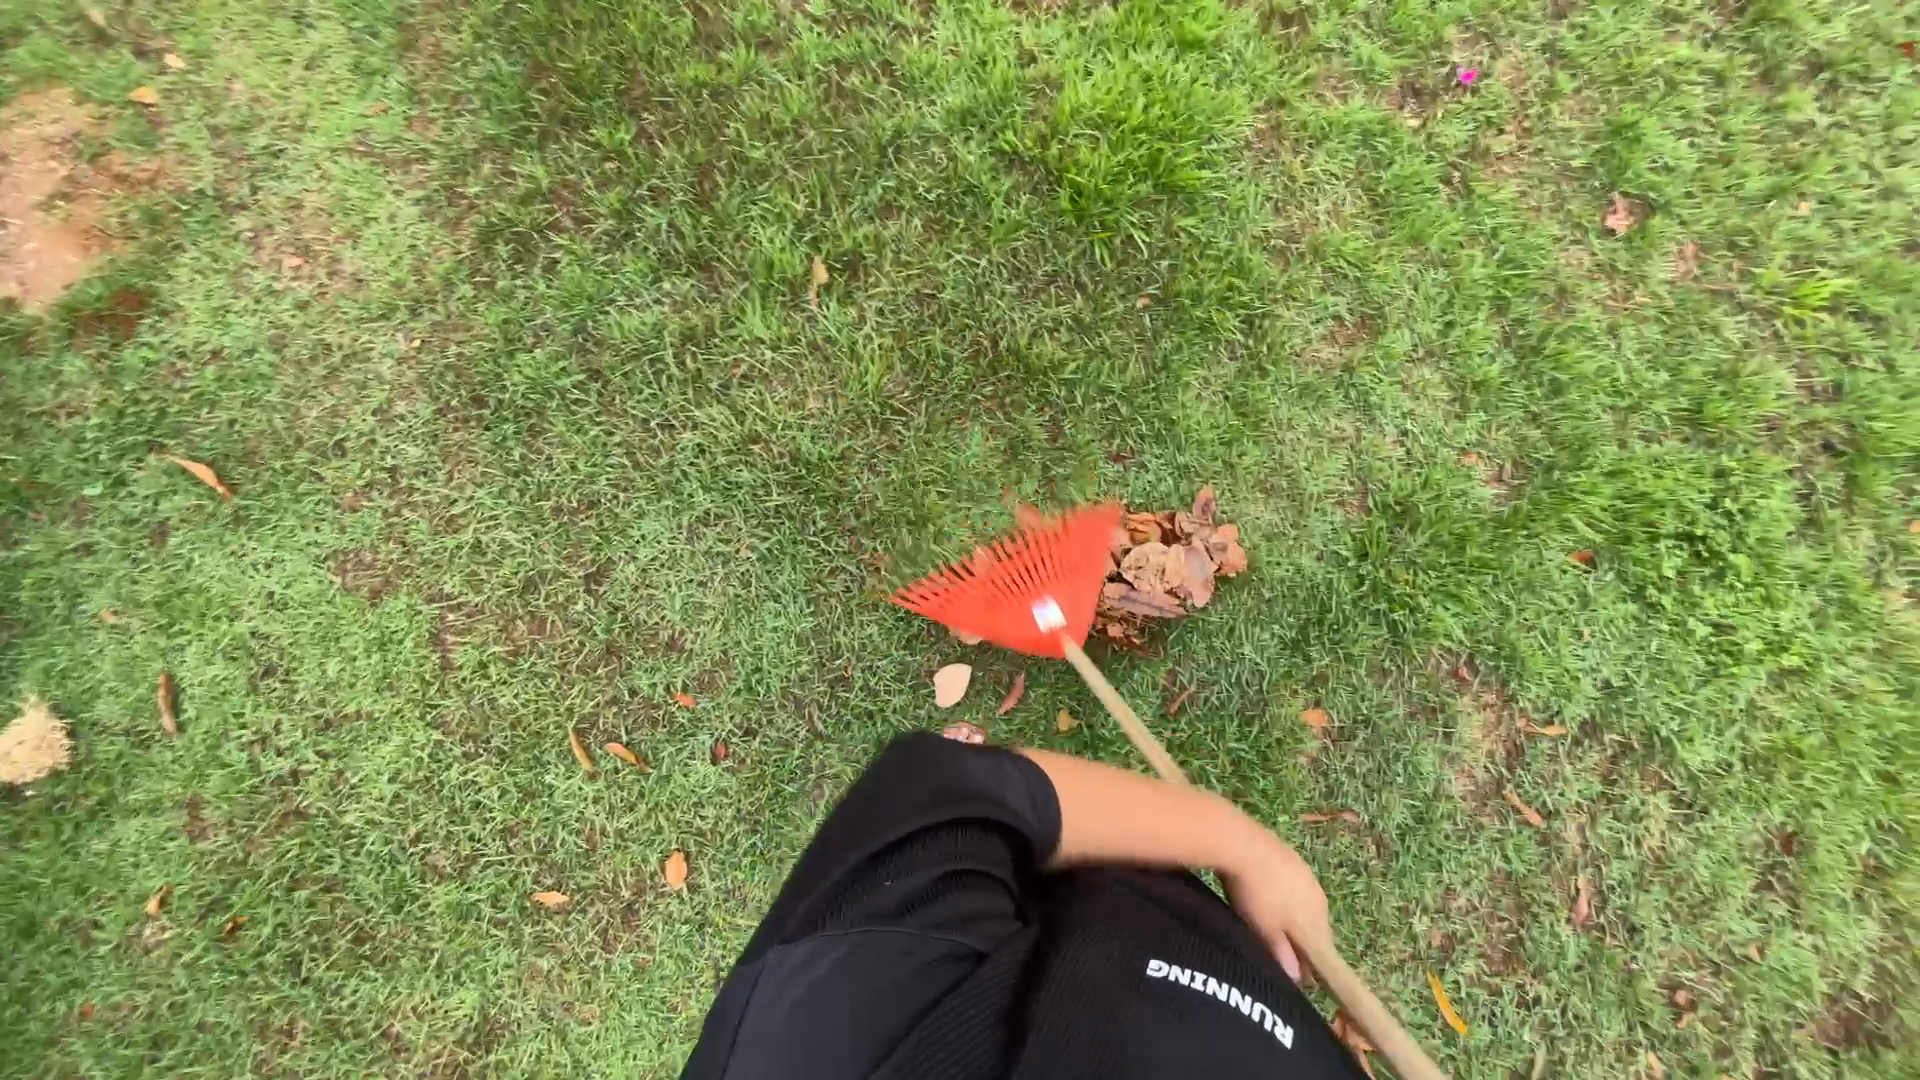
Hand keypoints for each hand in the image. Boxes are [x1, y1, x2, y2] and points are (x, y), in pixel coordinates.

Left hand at [1219, 830, 1331, 983]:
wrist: (1240, 842)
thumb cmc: (1254, 893)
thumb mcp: (1265, 930)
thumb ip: (1283, 954)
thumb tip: (1297, 978)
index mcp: (1318, 920)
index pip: (1323, 953)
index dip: (1308, 964)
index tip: (1292, 972)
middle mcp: (1319, 898)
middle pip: (1315, 928)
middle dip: (1299, 940)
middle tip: (1276, 945)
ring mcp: (1306, 874)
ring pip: (1304, 905)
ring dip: (1291, 915)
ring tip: (1267, 918)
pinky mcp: (1291, 856)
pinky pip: (1293, 884)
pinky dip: (1283, 893)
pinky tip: (1264, 891)